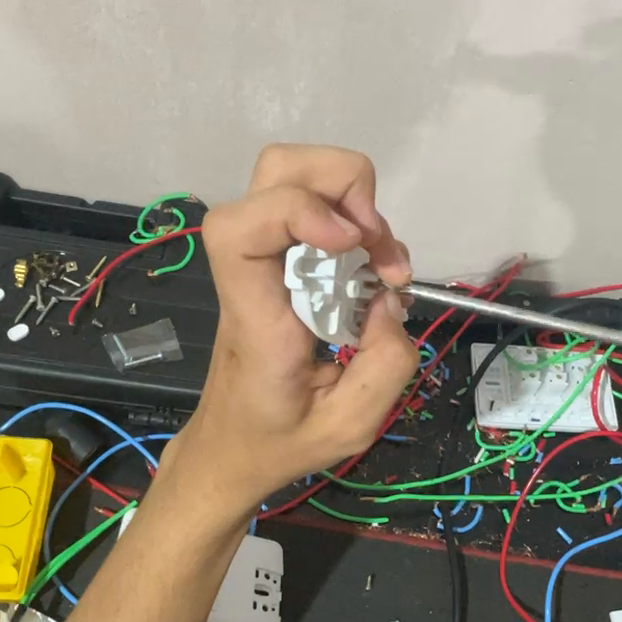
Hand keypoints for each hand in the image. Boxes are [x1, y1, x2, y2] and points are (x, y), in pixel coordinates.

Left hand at [160, 145, 418, 517]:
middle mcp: (252, 276)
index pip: (240, 229)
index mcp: (257, 320)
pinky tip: (374, 270)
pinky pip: (309, 210)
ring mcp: (262, 264)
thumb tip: (389, 303)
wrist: (232, 450)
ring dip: (350, 199)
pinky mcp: (277, 266)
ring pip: (290, 177)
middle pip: (274, 171)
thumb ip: (385, 367)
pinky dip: (352, 220)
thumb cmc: (278, 444)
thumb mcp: (348, 429)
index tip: (352, 244)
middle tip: (376, 246)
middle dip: (341, 184)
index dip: (298, 209)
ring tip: (382, 260)